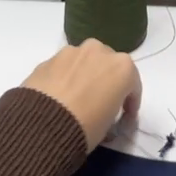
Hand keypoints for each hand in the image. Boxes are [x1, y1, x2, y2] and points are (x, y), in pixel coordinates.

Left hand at [22, 40, 142, 150]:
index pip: (133, 85)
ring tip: (76, 99)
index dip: (130, 103)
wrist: (42, 124)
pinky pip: (63, 68)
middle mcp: (99, 51)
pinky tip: (59, 97)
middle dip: (106, 81)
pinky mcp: (48, 58)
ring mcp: (72, 52)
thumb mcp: (110, 123)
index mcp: (122, 66)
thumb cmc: (87, 125)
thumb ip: (112, 109)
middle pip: (108, 65)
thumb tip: (103, 110)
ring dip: (84, 76)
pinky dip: (65, 78)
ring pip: (84, 62)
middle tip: (100, 102)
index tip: (125, 118)